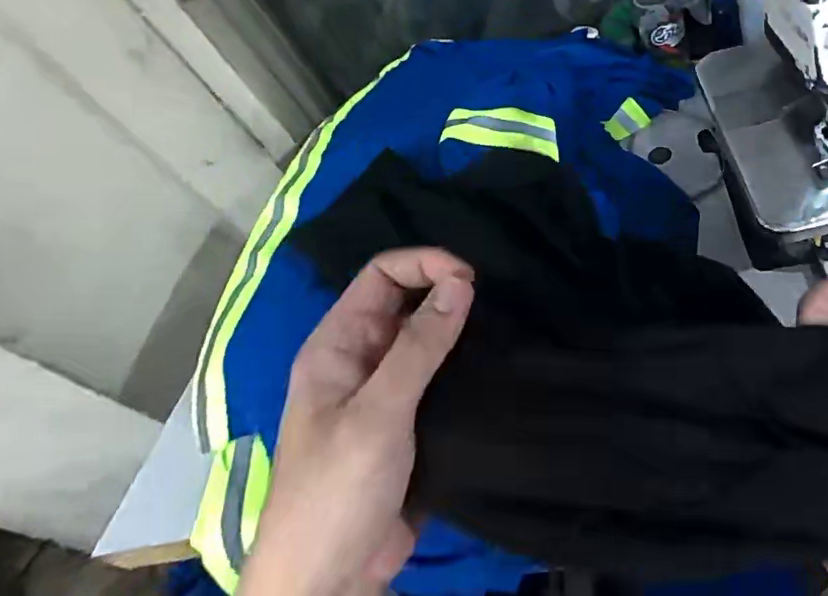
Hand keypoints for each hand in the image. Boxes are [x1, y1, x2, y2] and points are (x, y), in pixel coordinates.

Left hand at [240, 249, 474, 595]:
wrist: (326, 585)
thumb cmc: (337, 491)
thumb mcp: (378, 414)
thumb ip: (420, 346)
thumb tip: (461, 280)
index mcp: (337, 343)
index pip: (381, 275)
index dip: (423, 264)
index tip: (469, 278)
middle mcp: (360, 358)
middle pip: (405, 301)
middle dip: (444, 291)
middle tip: (491, 302)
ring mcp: (383, 391)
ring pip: (425, 337)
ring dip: (458, 327)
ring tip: (501, 325)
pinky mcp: (408, 421)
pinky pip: (437, 375)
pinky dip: (463, 362)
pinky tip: (493, 363)